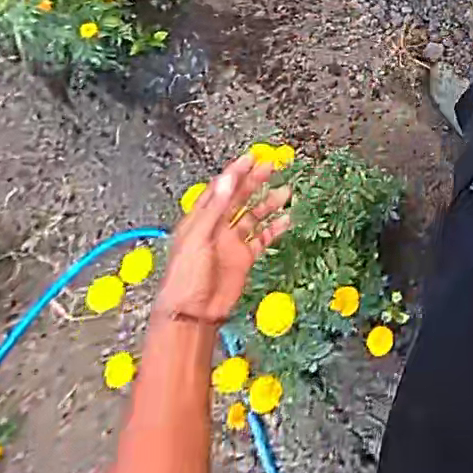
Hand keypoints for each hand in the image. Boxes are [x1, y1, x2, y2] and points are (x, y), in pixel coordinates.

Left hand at [154, 152, 292, 325]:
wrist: (192, 315)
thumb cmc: (186, 278)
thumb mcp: (199, 238)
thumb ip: (216, 208)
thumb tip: (229, 178)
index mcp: (201, 220)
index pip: (221, 189)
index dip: (236, 172)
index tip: (252, 157)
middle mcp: (218, 228)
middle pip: (239, 198)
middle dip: (255, 181)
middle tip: (272, 166)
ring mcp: (232, 242)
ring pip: (255, 215)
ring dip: (269, 203)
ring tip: (286, 192)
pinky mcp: (244, 256)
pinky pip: (263, 237)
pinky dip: (276, 227)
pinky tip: (287, 219)